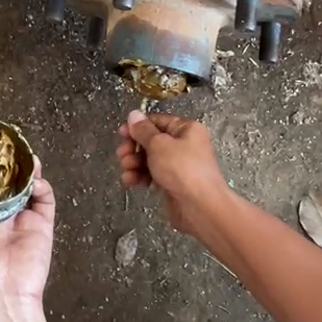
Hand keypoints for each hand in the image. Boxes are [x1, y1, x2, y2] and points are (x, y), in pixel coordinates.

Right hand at [116, 110, 231, 240]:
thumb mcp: (159, 144)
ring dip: (135, 163)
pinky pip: (153, 174)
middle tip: (122, 155)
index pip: (157, 121)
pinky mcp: (173, 183)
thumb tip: (134, 114)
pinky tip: (131, 181)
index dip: (138, 126)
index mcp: (186, 129)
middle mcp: (184, 145)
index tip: (121, 134)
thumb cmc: (181, 169)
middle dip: (134, 148)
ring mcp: (179, 165)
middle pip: (152, 140)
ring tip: (127, 170)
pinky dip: (141, 176)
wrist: (200, 207)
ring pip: (150, 159)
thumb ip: (143, 130)